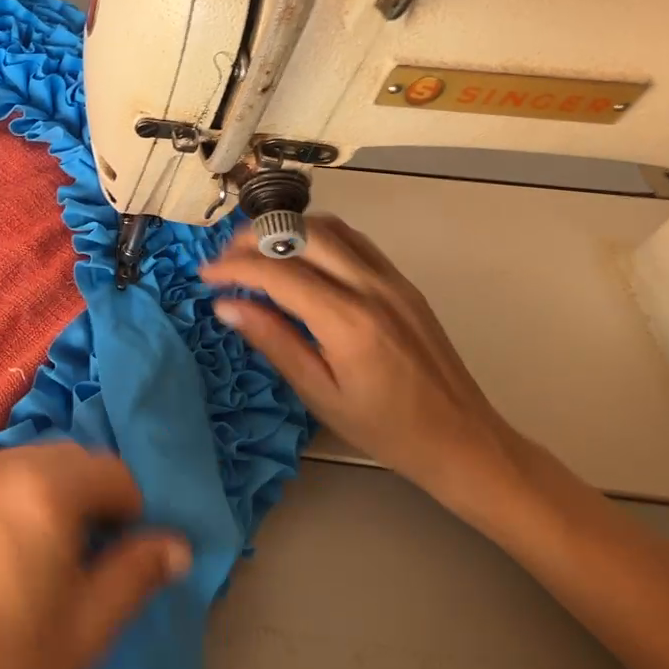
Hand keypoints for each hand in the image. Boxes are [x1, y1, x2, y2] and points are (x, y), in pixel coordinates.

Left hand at [0, 444, 190, 668]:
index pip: (108, 469)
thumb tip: (177, 546)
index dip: (128, 504)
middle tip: (83, 544)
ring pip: (12, 463)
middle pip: (59, 457)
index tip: (124, 541)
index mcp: (45, 490)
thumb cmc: (13, 662)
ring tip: (31, 544)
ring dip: (34, 488)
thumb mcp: (88, 626)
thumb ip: (135, 574)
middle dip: (82, 490)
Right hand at [202, 214, 526, 508]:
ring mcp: (392, 280)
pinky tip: (297, 257)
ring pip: (329, 228)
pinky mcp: (403, 282)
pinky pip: (353, 241)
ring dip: (284, 231)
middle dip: (253, 239)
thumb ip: (273, 341)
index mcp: (349, 322)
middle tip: (224, 260)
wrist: (463, 440)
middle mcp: (372, 288)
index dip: (234, 267)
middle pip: (301, 235)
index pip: (278, 272)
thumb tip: (226, 304)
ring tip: (254, 254)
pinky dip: (316, 236)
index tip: (205, 276)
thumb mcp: (320, 394)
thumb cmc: (386, 429)